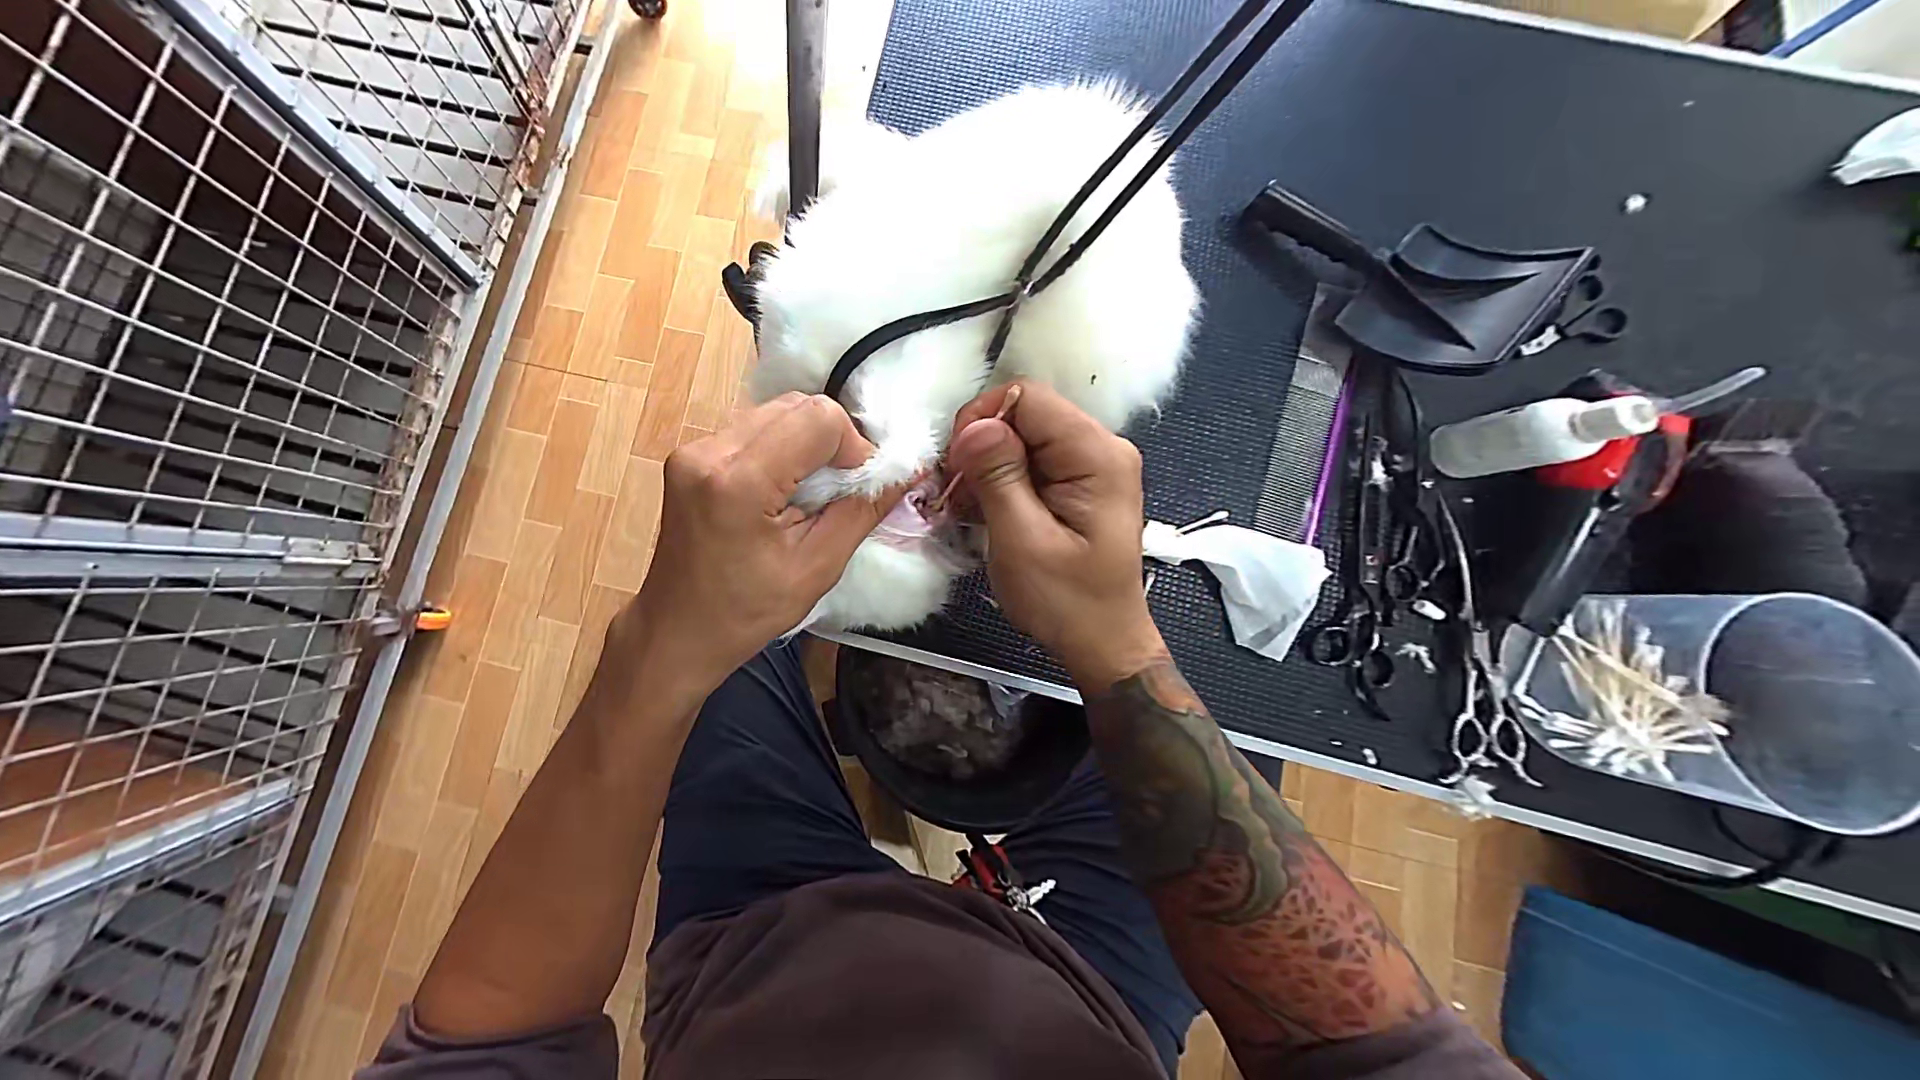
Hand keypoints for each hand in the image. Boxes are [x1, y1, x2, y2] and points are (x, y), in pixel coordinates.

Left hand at [618, 393, 899, 693]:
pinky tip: (786, 491)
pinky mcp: (692, 454)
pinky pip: (757, 429)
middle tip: (841, 491)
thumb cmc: (746, 612)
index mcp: (738, 481)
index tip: (858, 488)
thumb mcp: (818, 567)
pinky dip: (786, 450)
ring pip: (778, 412)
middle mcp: (709, 451)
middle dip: (834, 442)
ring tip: (813, 494)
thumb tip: (908, 471)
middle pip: (798, 406)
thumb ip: (864, 510)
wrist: (678, 630)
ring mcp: (694, 449)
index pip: (818, 418)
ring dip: (810, 444)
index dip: (854, 446)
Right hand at [947, 381, 1167, 691]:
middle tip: (956, 492)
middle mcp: (1100, 449)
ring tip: (967, 508)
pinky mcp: (1076, 484)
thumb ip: (999, 477)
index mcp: (1097, 456)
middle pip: (1024, 415)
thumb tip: (973, 426)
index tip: (957, 464)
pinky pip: (1029, 463)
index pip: (1028, 397)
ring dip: (986, 468)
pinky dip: (1000, 482)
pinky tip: (984, 512)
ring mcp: (1090, 466)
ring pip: (1021, 438)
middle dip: (981, 447)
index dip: (982, 420)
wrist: (1102, 642)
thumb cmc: (1069, 603)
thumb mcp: (1023, 541)